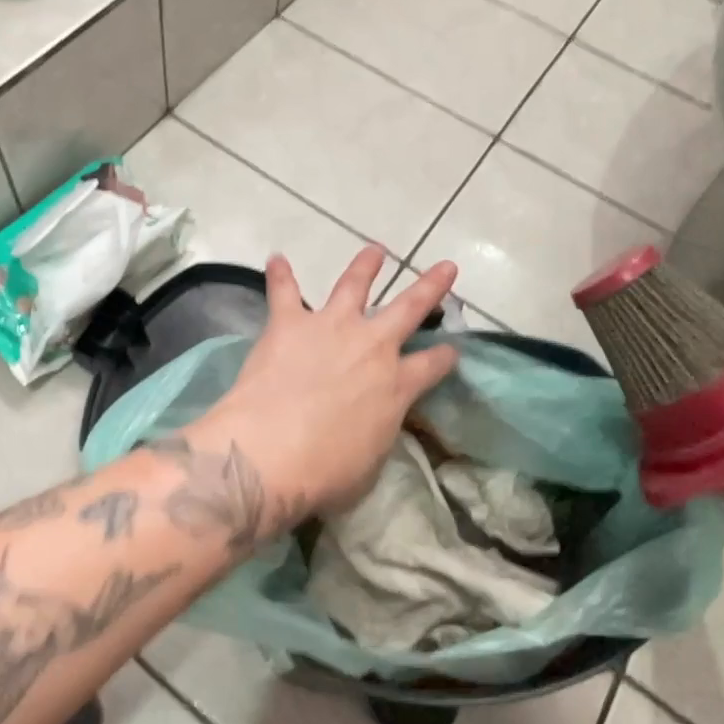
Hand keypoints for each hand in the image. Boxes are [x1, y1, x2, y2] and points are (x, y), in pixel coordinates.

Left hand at [188, 247, 458, 522]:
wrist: (270, 452)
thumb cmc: (325, 473)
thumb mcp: (371, 462)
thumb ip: (378, 431)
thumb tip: (371, 422)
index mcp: (397, 386)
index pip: (433, 365)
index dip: (444, 357)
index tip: (452, 349)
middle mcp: (372, 347)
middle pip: (410, 307)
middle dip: (431, 286)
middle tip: (446, 267)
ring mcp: (330, 327)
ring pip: (354, 285)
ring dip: (366, 266)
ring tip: (376, 250)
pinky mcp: (289, 323)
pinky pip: (285, 291)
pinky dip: (280, 274)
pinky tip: (276, 259)